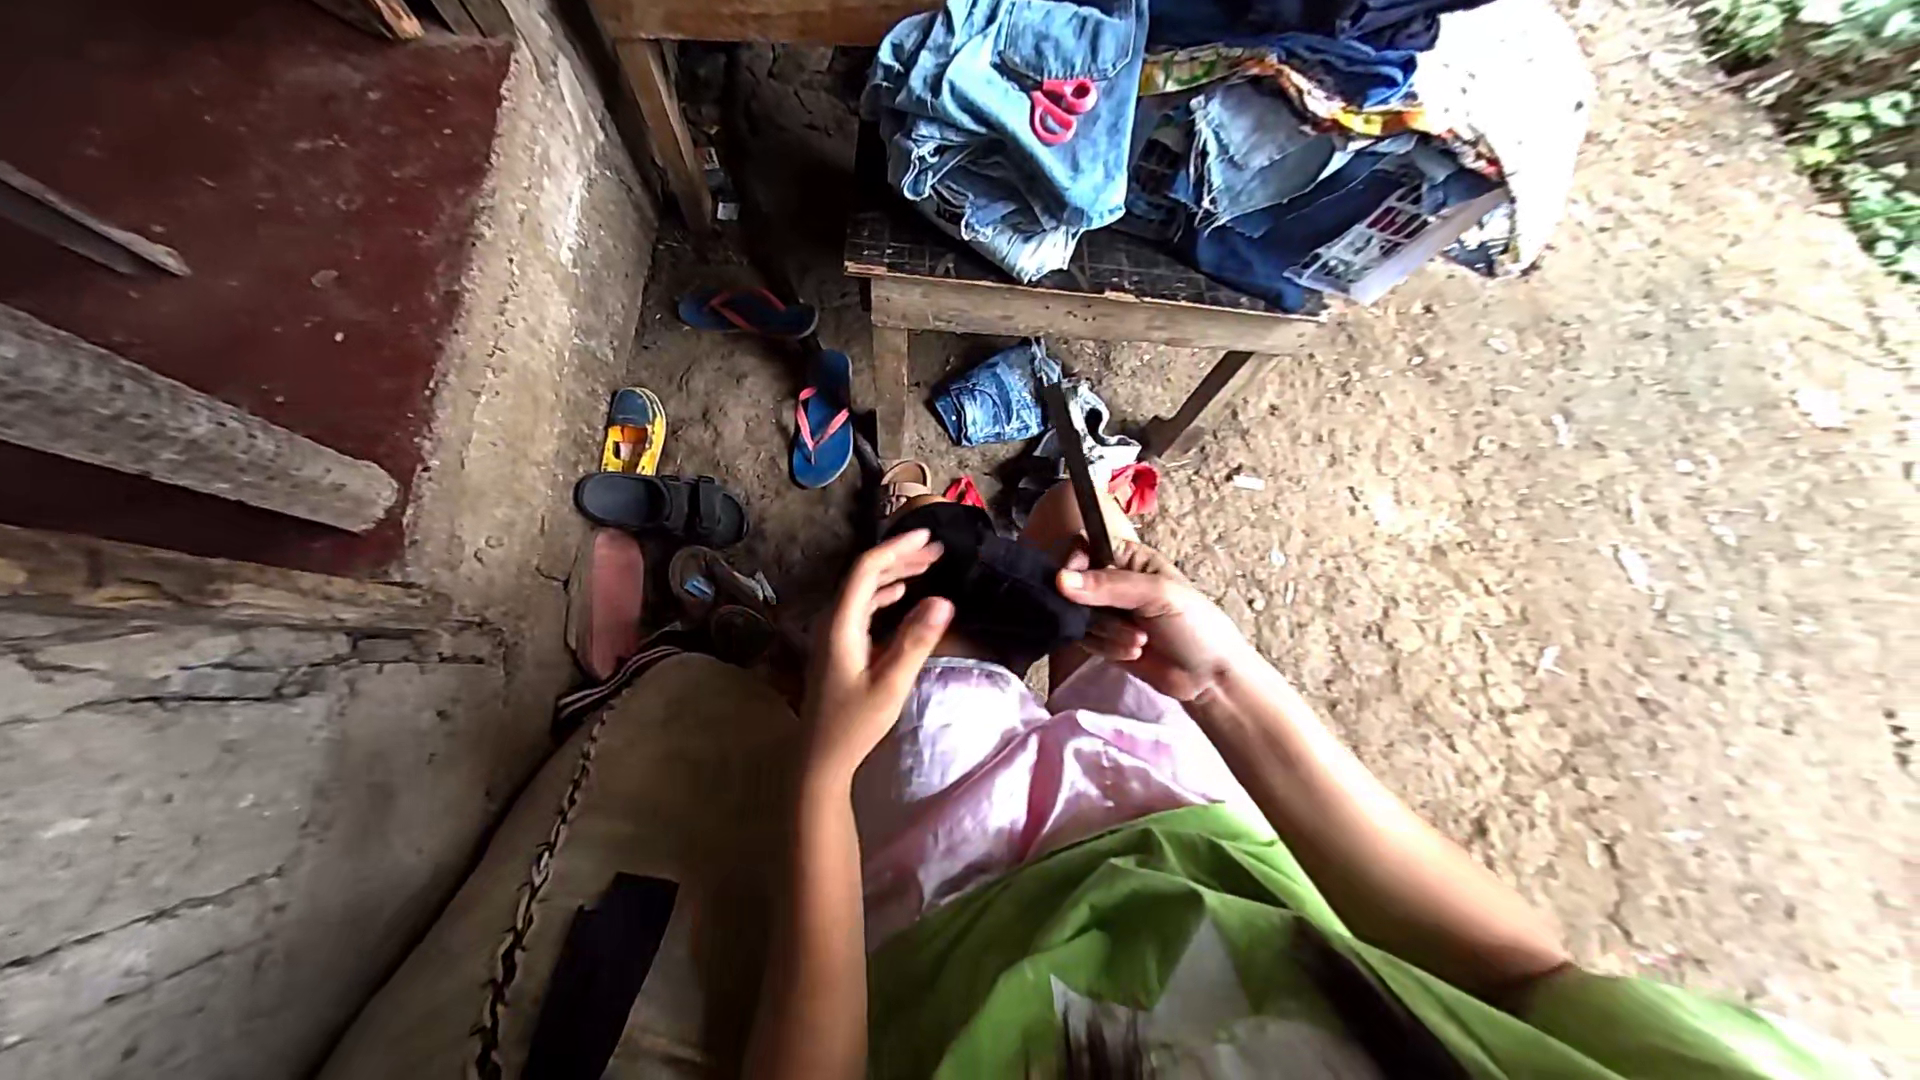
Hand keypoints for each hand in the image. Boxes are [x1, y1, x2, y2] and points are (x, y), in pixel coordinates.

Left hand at [802, 529, 953, 784]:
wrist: (820, 758)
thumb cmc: (854, 725)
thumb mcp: (891, 685)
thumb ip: (916, 642)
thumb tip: (945, 601)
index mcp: (840, 624)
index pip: (866, 569)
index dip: (897, 548)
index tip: (927, 537)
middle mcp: (832, 620)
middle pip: (865, 574)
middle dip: (901, 557)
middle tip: (937, 550)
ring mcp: (833, 631)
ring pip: (864, 588)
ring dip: (896, 573)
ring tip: (928, 565)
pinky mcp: (839, 643)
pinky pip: (862, 605)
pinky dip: (886, 593)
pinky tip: (903, 593)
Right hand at [1056, 539, 1255, 701]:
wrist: (1209, 678)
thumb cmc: (1195, 626)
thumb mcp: (1158, 595)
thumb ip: (1110, 585)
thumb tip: (1060, 580)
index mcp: (1129, 558)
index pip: (1083, 547)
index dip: (1074, 564)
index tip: (1071, 586)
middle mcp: (1112, 582)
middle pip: (1074, 585)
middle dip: (1095, 608)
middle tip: (1121, 620)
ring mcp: (1105, 612)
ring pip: (1078, 615)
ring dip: (1107, 632)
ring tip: (1140, 641)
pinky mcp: (1101, 640)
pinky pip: (1083, 639)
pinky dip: (1106, 647)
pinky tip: (1134, 653)